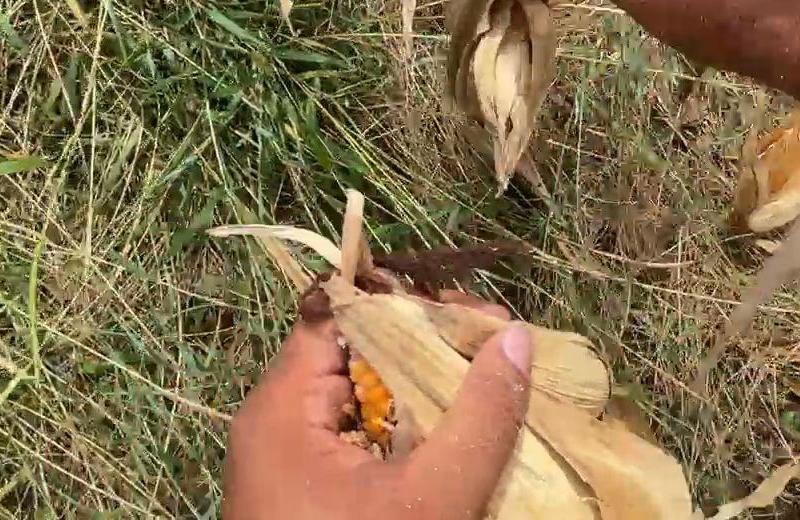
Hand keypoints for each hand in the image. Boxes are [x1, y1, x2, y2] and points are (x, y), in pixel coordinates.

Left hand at [222, 298, 532, 519]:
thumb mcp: (432, 502)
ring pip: (369, 389)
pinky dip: (414, 422)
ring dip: (428, 381)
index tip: (467, 306)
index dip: (404, 299)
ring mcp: (296, 457)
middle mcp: (281, 420)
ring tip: (488, 377)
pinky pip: (367, 431)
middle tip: (493, 342)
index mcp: (283, 408)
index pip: (341, 311)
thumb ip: (479, 415)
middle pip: (359, 346)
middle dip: (430, 338)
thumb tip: (517, 335)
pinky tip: (459, 425)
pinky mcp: (315, 489)